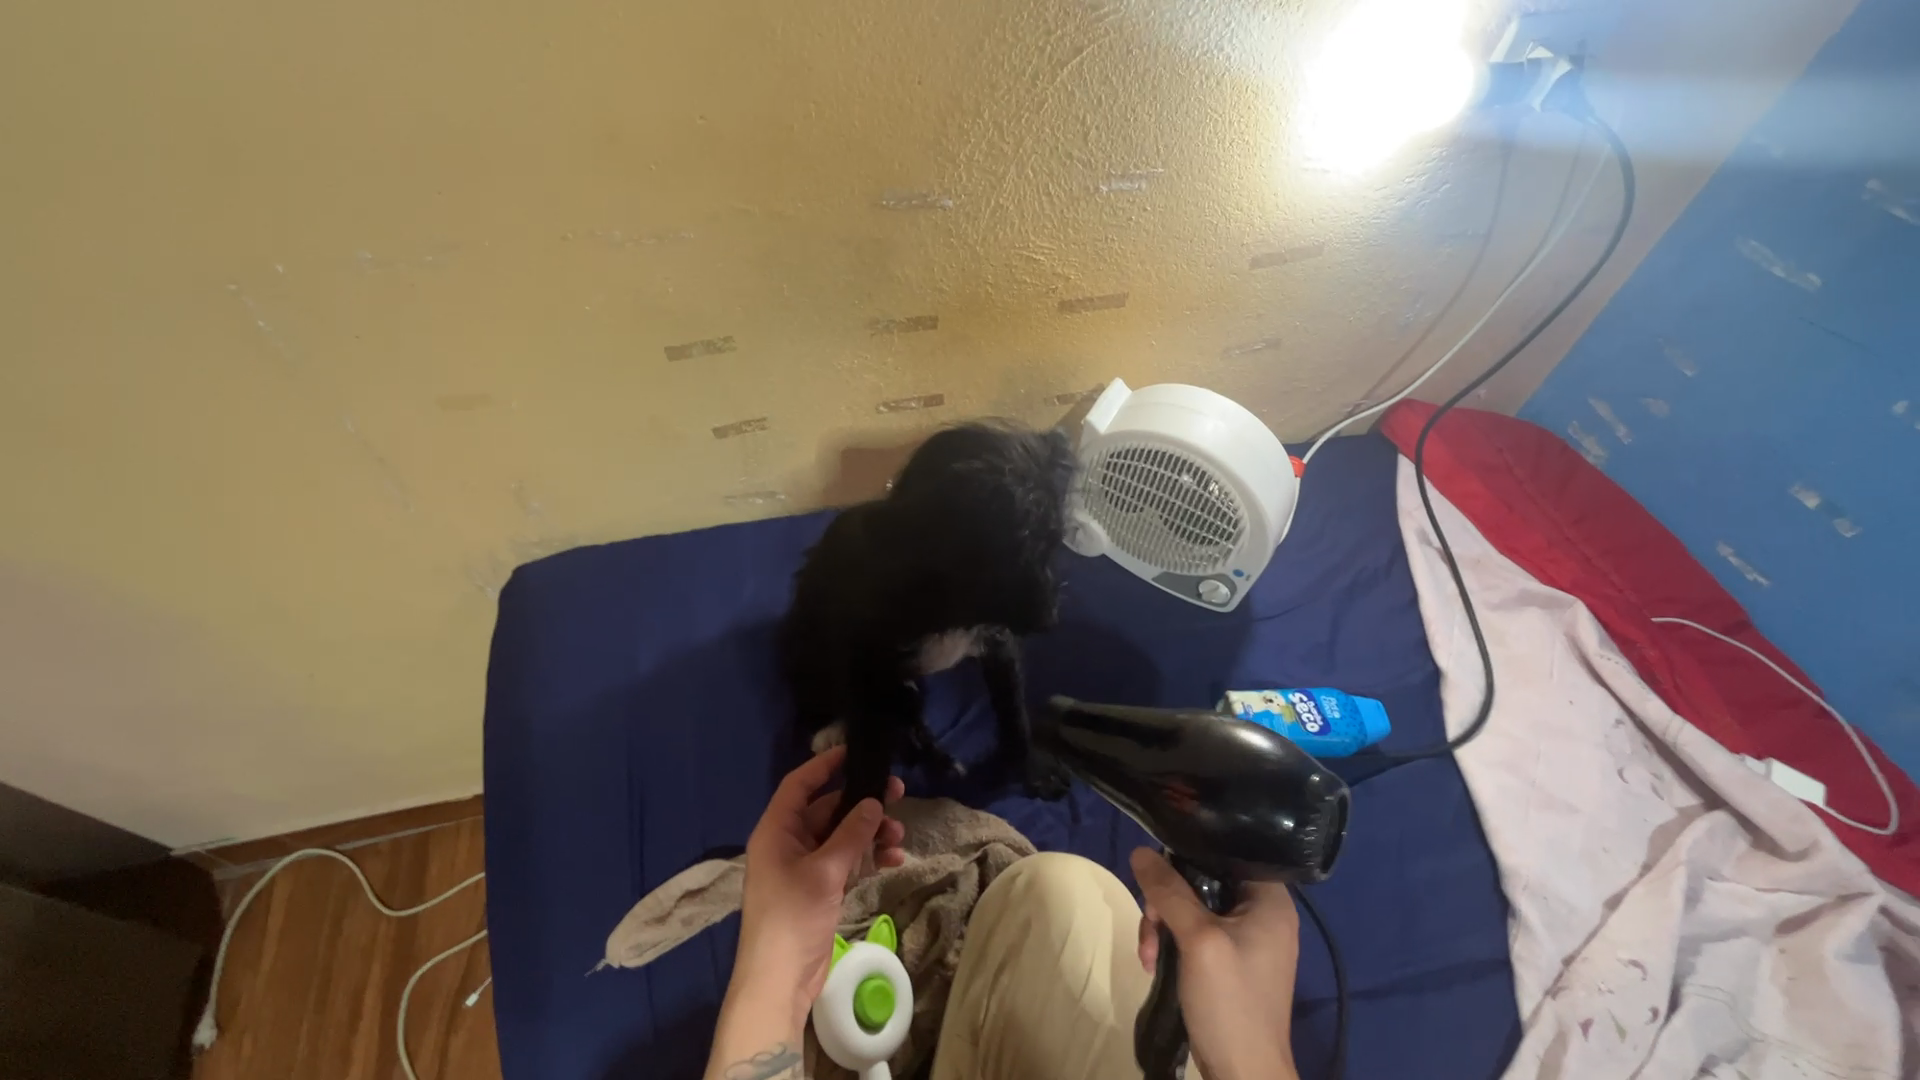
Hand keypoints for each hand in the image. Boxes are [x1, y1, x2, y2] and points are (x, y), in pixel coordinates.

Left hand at [734, 745, 906, 1024]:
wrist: (779, 981)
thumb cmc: (792, 917)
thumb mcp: (824, 872)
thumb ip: (851, 834)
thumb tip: (874, 802)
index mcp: (777, 831)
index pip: (799, 784)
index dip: (824, 765)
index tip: (854, 751)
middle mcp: (788, 842)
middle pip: (828, 809)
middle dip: (862, 804)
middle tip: (897, 794)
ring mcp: (804, 867)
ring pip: (842, 835)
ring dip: (870, 833)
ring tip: (899, 835)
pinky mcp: (818, 889)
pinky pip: (846, 860)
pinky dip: (868, 857)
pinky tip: (894, 858)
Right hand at [1131, 849, 1302, 1079]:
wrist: (1243, 1077)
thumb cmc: (1231, 1003)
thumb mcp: (1198, 939)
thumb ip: (1169, 891)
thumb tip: (1141, 850)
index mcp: (1270, 900)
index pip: (1228, 851)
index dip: (1190, 853)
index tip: (1159, 868)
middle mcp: (1262, 913)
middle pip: (1203, 880)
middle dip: (1167, 900)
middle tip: (1150, 924)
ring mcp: (1246, 940)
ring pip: (1192, 907)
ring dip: (1163, 924)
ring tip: (1148, 953)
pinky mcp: (1229, 962)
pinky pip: (1194, 932)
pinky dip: (1171, 943)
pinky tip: (1153, 962)